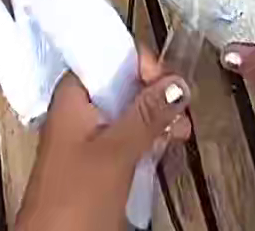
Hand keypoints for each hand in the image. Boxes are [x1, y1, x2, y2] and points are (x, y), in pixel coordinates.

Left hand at [15, 54, 191, 230]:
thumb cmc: (73, 201)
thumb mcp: (116, 152)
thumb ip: (148, 114)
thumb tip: (179, 82)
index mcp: (74, 93)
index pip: (112, 53)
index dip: (142, 62)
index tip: (167, 81)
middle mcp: (79, 107)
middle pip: (123, 82)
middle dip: (155, 92)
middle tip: (181, 108)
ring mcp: (87, 136)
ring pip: (128, 110)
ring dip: (156, 117)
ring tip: (181, 131)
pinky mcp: (96, 162)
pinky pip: (127, 136)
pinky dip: (148, 137)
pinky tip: (167, 146)